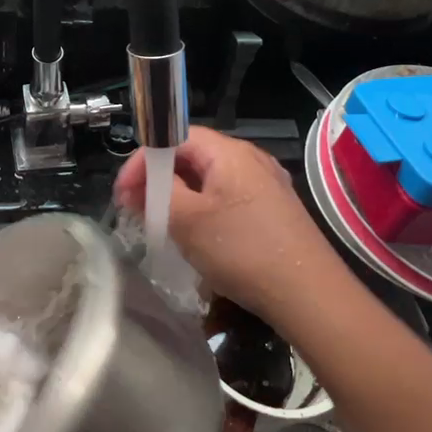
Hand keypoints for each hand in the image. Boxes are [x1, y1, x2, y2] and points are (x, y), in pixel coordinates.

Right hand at [113, 127, 355, 322]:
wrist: (309, 294)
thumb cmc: (242, 250)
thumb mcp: (187, 221)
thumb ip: (156, 195)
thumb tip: (137, 185)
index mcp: (229, 152)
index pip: (174, 137)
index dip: (143, 160)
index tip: (123, 192)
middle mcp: (250, 159)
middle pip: (192, 156)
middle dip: (158, 179)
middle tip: (136, 209)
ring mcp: (266, 184)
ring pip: (209, 180)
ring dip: (179, 197)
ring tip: (160, 224)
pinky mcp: (273, 210)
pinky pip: (226, 198)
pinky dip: (202, 210)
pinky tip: (196, 236)